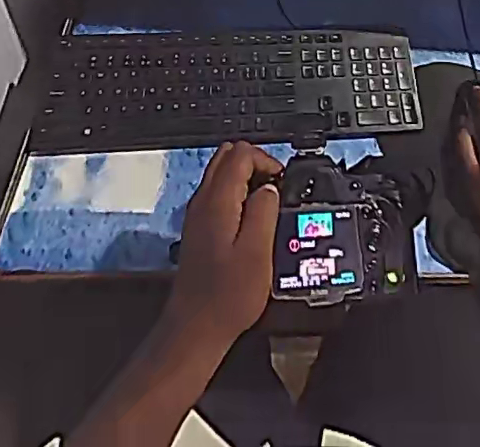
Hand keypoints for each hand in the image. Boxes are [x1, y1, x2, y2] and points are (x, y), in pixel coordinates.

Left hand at [165, 142, 282, 347]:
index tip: (282, 181)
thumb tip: (271, 188)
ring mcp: (198, 212)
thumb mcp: (258, 253)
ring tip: (268, 202)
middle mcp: (203, 200)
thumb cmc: (227, 296)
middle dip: (255, 161)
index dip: (266, 160)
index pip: (240, 153)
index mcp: (217, 201)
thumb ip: (264, 212)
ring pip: (221, 171)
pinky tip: (253, 219)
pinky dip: (237, 192)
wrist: (196, 326)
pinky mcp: (199, 226)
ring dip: (246, 176)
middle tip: (276, 185)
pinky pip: (218, 192)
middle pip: (227, 155)